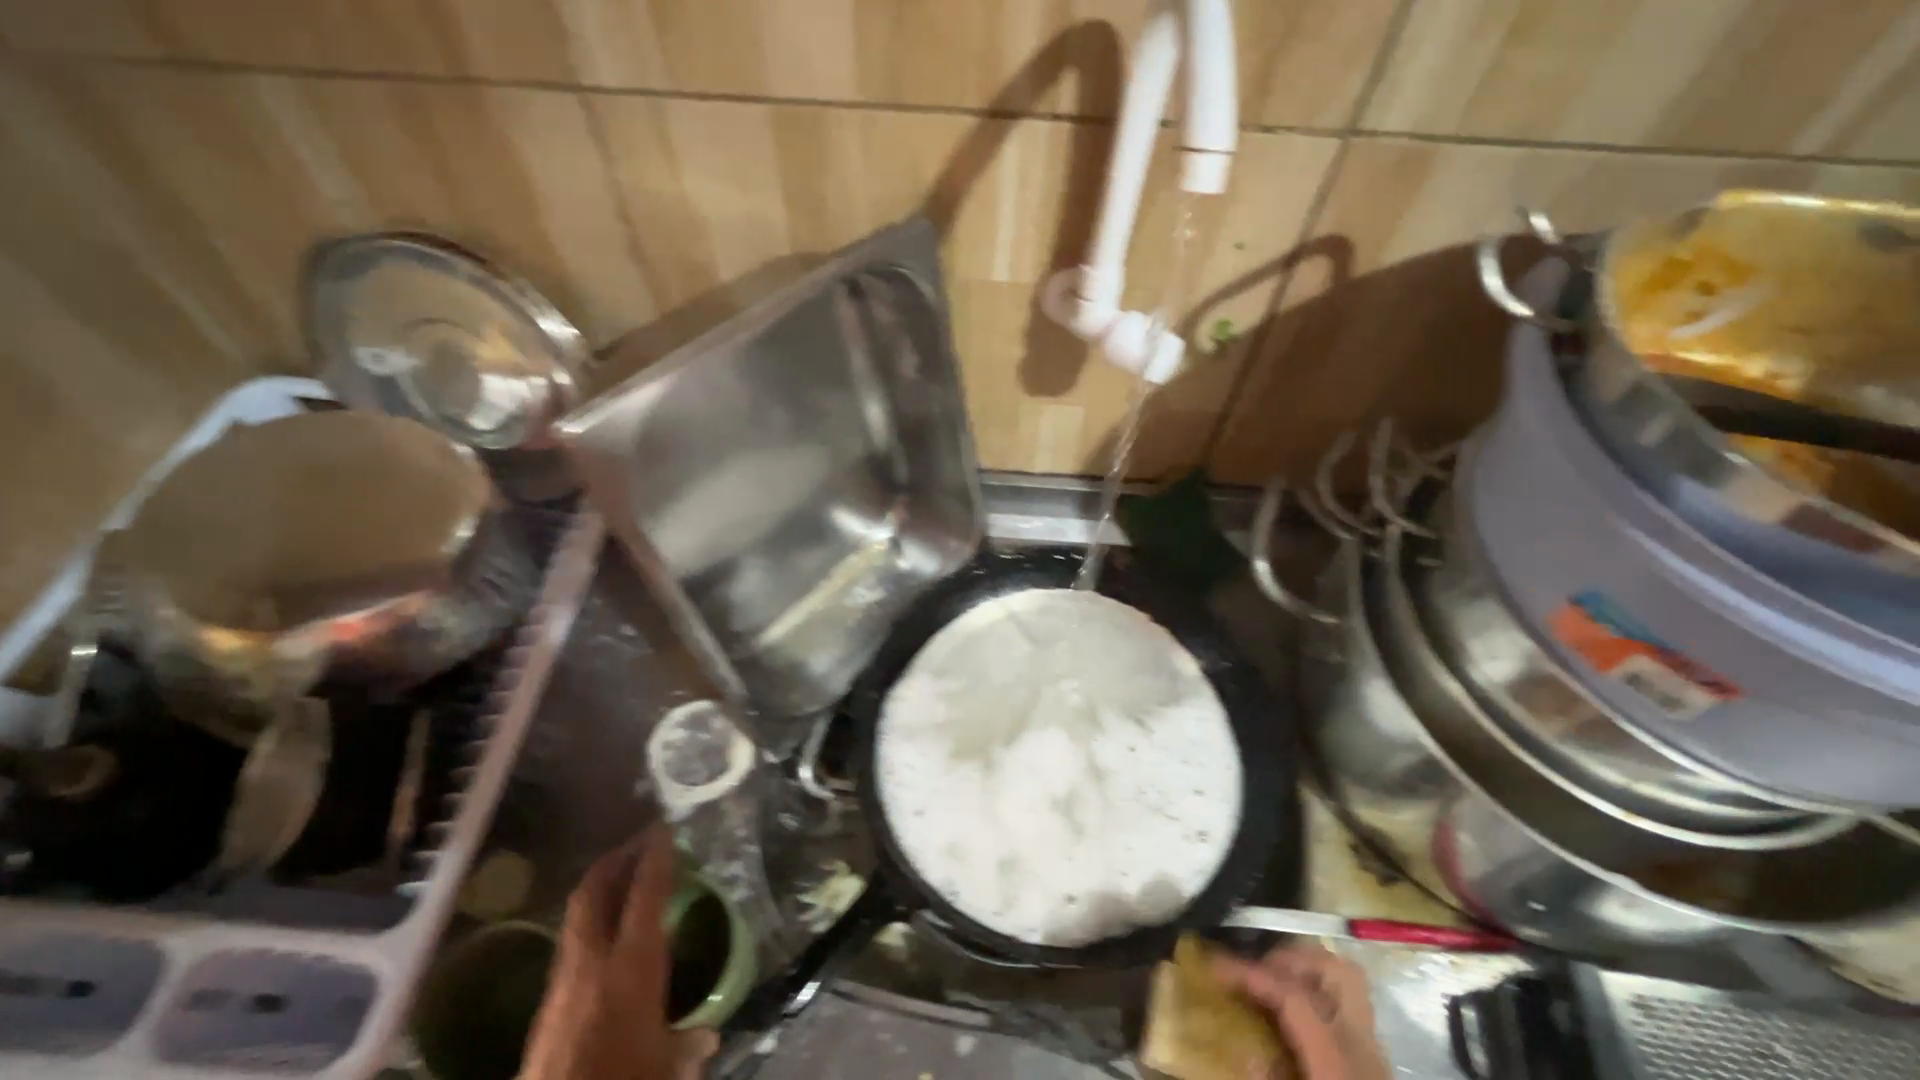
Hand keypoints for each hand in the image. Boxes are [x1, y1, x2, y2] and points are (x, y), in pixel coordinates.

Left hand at [522, 825, 718, 1079]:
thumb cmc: (619, 1074)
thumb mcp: (665, 1067)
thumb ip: (687, 1046)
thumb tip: (706, 1037)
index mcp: (630, 967)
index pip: (645, 898)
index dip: (656, 860)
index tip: (664, 830)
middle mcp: (592, 961)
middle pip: (595, 893)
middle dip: (616, 861)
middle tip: (640, 842)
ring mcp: (563, 979)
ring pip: (577, 915)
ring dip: (599, 888)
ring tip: (623, 878)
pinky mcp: (547, 1001)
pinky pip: (571, 941)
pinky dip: (590, 921)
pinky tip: (606, 934)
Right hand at [1211, 944, 1387, 1079]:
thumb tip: (1245, 1055)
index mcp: (1337, 1063)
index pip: (1294, 997)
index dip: (1251, 975)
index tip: (1214, 967)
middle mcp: (1361, 1046)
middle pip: (1332, 971)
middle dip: (1286, 960)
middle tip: (1250, 976)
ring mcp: (1374, 1049)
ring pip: (1346, 980)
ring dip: (1305, 970)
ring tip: (1268, 986)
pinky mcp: (1374, 1060)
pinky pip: (1347, 1005)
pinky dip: (1317, 994)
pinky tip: (1291, 1018)